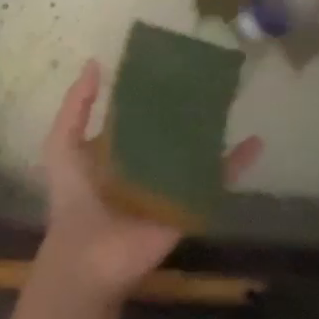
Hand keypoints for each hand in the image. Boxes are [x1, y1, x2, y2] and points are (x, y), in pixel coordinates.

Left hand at [38, 61, 261, 300]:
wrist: (89, 255)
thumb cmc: (73, 196)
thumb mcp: (63, 144)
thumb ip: (77, 106)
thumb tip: (95, 63)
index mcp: (114, 152)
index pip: (136, 117)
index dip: (148, 94)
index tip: (166, 66)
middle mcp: (143, 166)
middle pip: (169, 133)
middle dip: (185, 110)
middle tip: (207, 79)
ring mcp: (168, 186)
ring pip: (196, 154)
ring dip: (214, 133)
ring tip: (234, 102)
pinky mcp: (189, 206)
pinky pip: (215, 183)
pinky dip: (236, 164)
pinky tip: (255, 142)